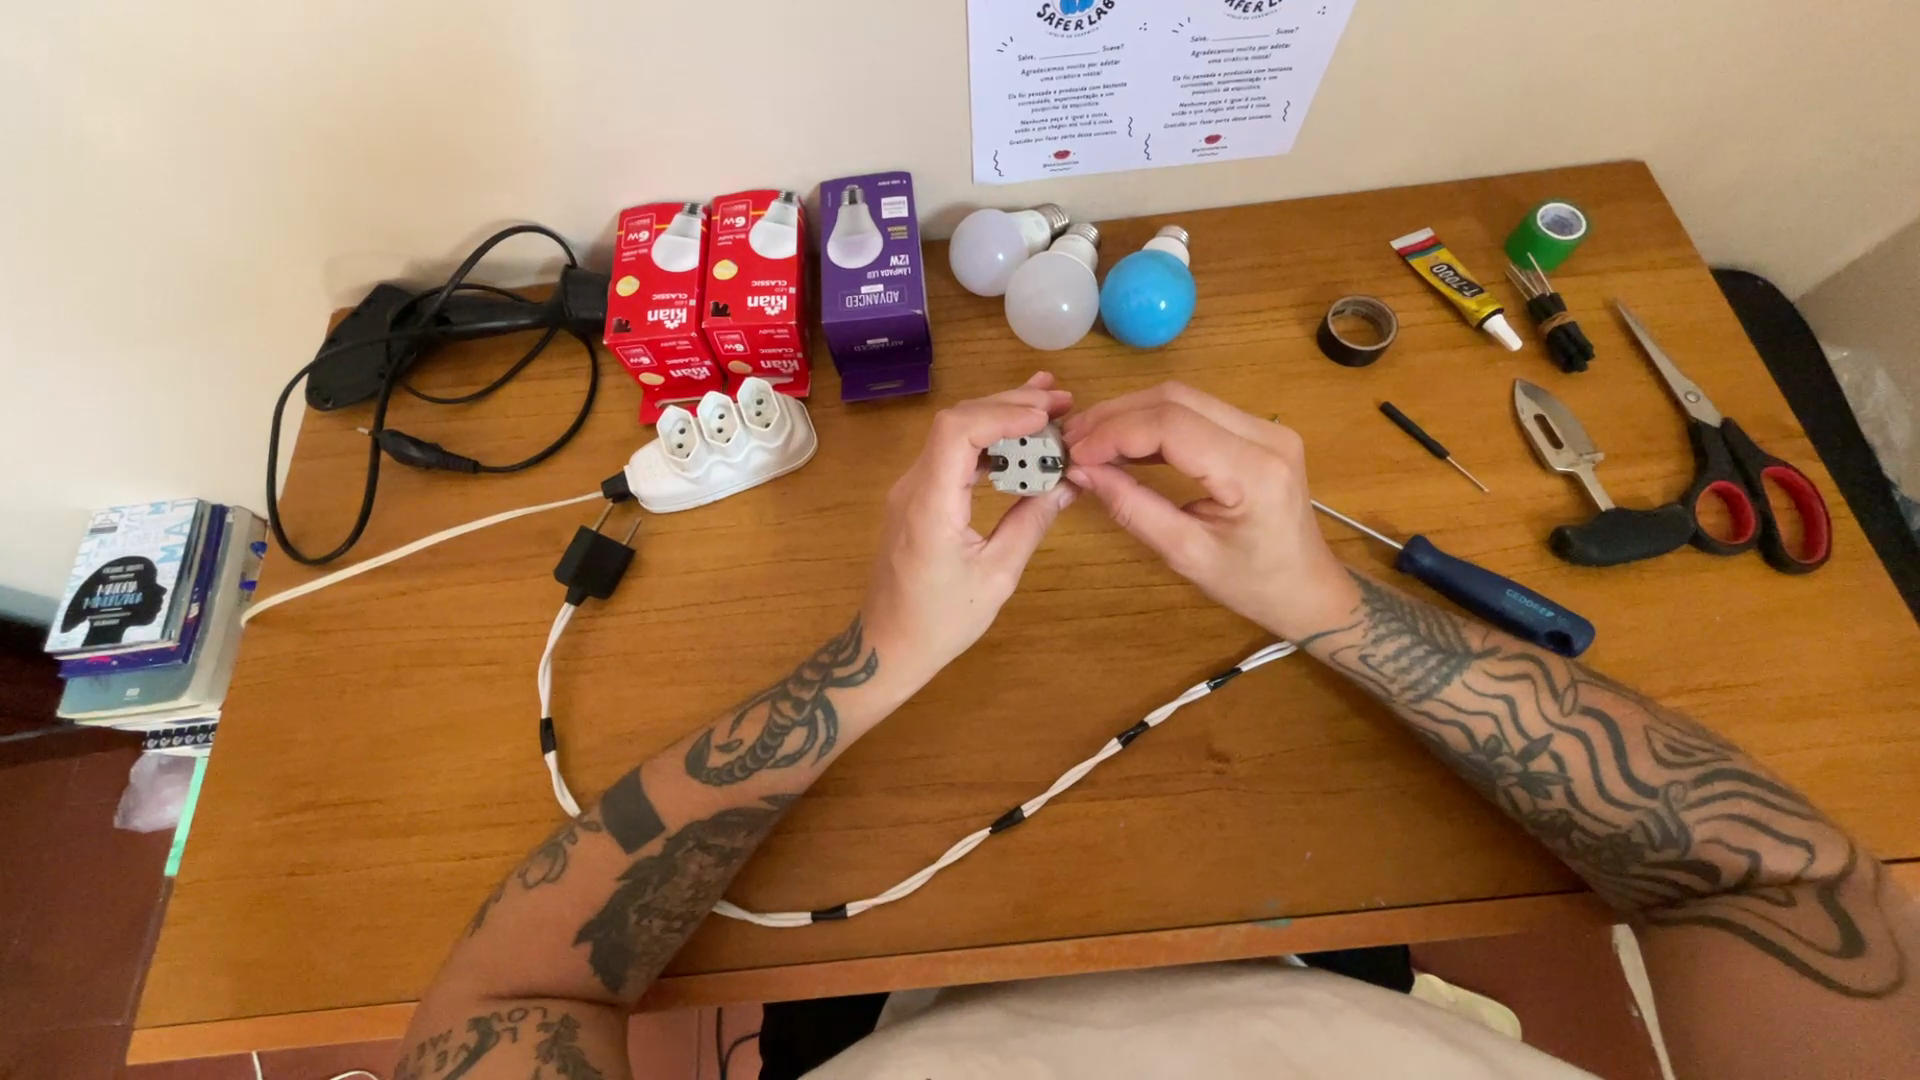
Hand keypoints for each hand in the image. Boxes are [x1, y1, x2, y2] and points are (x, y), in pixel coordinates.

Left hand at [861, 373, 1076, 689]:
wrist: (887, 645)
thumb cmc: (941, 621)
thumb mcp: (997, 576)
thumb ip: (1031, 523)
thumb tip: (1069, 483)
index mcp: (930, 505)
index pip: (957, 431)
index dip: (1002, 412)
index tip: (1046, 415)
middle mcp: (912, 486)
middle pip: (957, 422)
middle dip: (1009, 405)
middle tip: (1061, 400)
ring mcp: (910, 489)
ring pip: (953, 434)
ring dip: (999, 418)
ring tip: (1047, 408)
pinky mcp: (916, 498)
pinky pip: (950, 456)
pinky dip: (985, 443)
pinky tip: (1017, 438)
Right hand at [1061, 382, 1358, 641]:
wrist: (1308, 588)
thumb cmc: (1252, 584)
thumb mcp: (1185, 553)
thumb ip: (1133, 508)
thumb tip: (1081, 472)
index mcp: (1253, 471)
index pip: (1171, 425)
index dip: (1114, 432)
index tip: (1073, 454)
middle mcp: (1265, 434)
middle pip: (1175, 399)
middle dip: (1115, 416)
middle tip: (1070, 441)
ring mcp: (1265, 427)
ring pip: (1182, 398)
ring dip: (1129, 414)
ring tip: (1087, 440)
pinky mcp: (1257, 430)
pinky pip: (1194, 412)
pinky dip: (1151, 422)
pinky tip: (1120, 443)